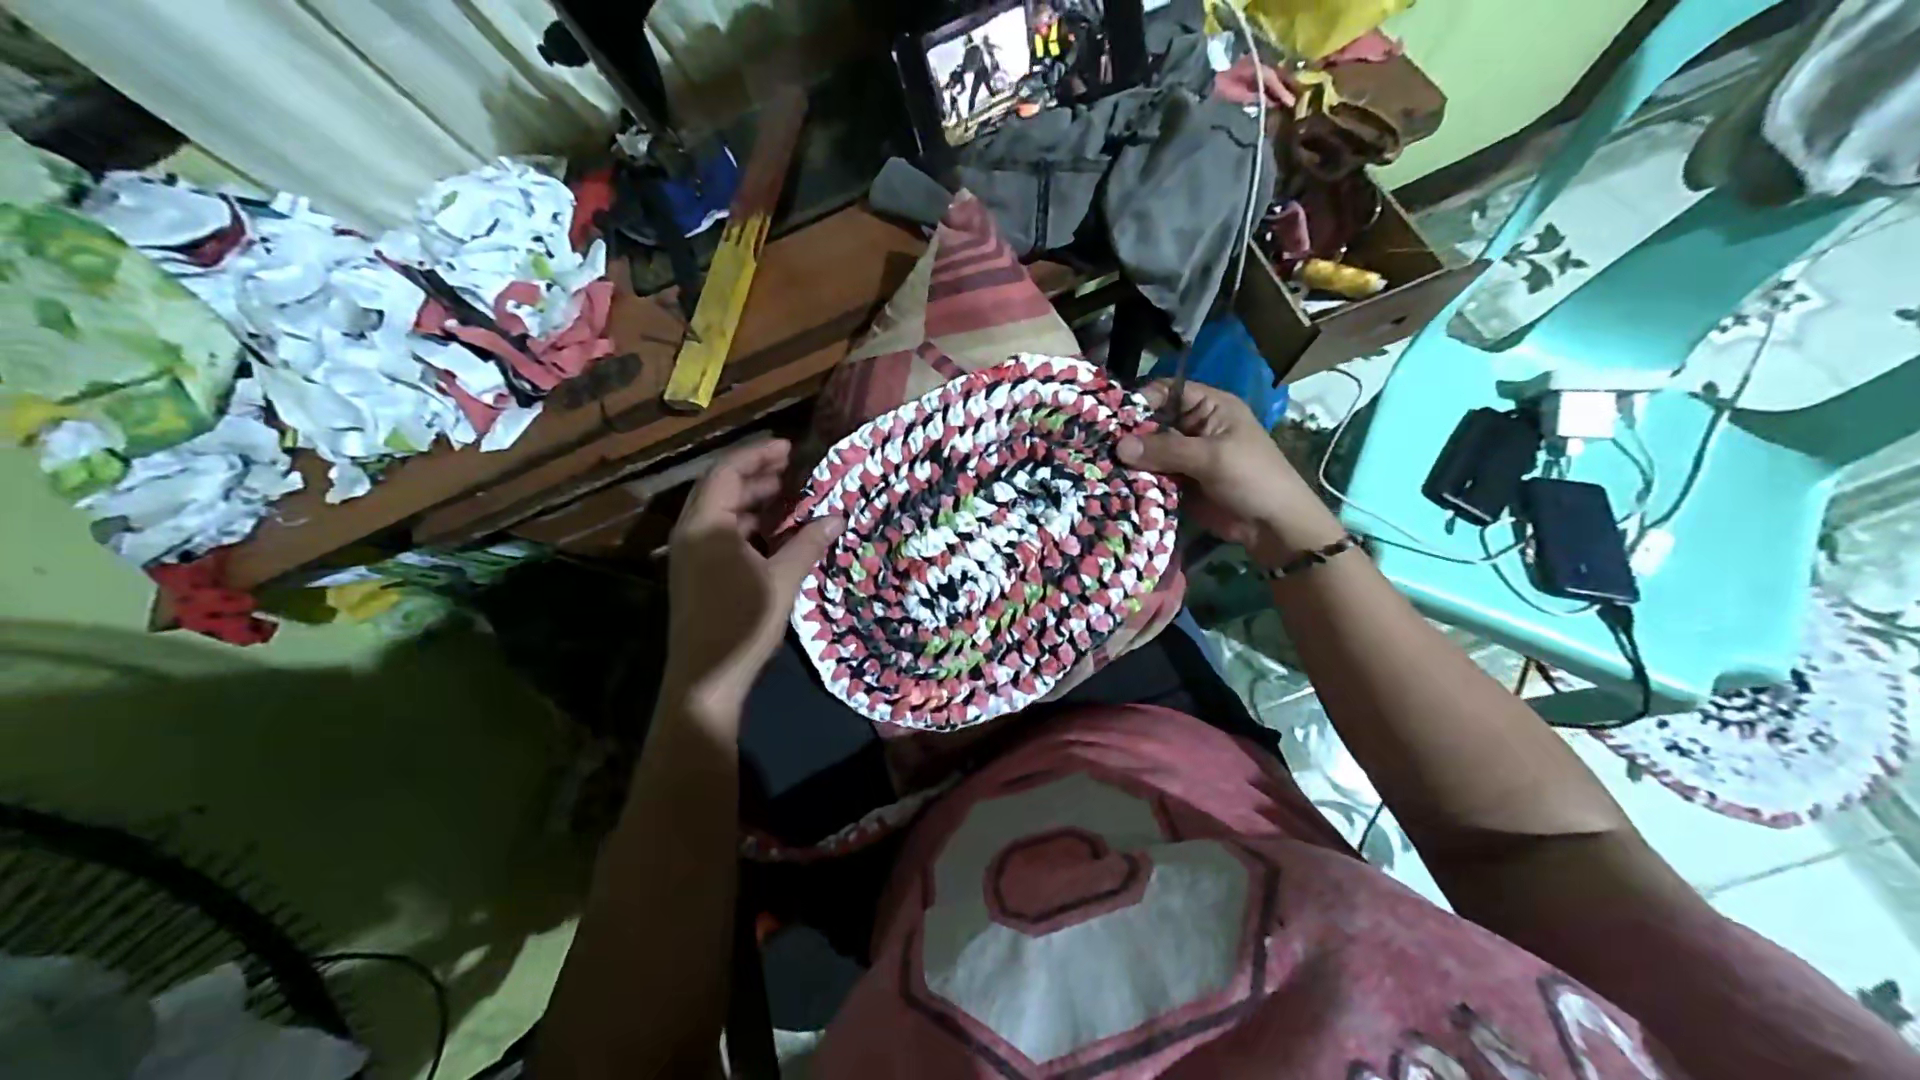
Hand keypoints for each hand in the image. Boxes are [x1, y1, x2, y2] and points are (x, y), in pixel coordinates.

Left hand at [665, 439, 842, 720]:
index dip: (758, 455)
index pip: (728, 472)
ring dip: (748, 497)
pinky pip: (718, 531)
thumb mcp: (782, 580)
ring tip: (783, 492)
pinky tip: (770, 530)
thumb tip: (837, 516)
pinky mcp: (695, 572)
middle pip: (718, 486)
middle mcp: (691, 532)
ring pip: (718, 510)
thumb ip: (808, 543)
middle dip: (753, 472)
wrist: (706, 677)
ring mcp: (689, 553)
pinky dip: (744, 522)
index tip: (788, 447)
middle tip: (789, 465)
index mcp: (707, 525)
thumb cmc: (742, 623)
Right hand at [1116, 380, 1344, 564]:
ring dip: (1129, 460)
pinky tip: (1113, 483)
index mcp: (1209, 407)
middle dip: (1129, 434)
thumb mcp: (1211, 457)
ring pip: (1147, 451)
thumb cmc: (1252, 479)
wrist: (1272, 527)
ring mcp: (1183, 456)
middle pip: (1152, 422)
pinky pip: (1150, 475)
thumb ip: (1165, 449)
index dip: (1141, 400)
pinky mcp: (1177, 482)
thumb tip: (1119, 446)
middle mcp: (1193, 427)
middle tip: (1099, 445)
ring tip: (1101, 466)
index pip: (1167, 392)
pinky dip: (1135, 479)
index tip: (1112, 417)